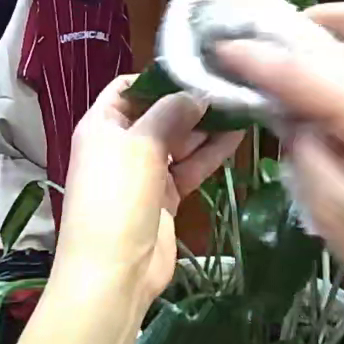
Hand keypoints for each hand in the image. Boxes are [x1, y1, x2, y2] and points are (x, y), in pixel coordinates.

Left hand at [53, 75, 243, 312]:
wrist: (113, 273)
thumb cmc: (117, 197)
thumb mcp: (140, 144)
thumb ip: (170, 112)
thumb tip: (197, 93)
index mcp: (102, 125)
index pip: (128, 88)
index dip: (158, 78)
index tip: (196, 70)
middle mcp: (122, 144)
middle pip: (159, 113)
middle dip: (191, 101)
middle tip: (230, 87)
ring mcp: (145, 171)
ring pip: (179, 140)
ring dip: (206, 126)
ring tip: (242, 106)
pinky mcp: (166, 196)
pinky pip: (190, 166)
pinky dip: (210, 153)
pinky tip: (237, 136)